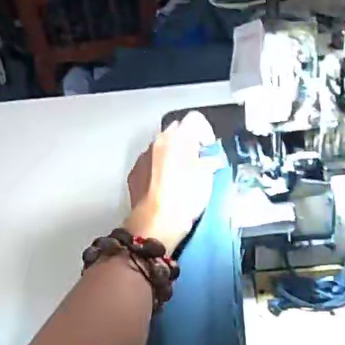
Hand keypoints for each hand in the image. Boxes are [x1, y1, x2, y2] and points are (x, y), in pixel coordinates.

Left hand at [124, 111, 216, 248]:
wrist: (156, 224)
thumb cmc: (184, 199)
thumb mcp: (206, 178)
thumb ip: (208, 162)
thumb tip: (209, 161)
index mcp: (178, 137)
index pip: (195, 120)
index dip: (206, 132)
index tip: (209, 147)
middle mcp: (157, 141)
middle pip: (176, 132)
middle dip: (187, 143)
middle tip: (198, 161)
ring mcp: (143, 157)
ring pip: (161, 148)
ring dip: (172, 156)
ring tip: (181, 177)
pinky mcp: (134, 173)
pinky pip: (149, 164)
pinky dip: (158, 170)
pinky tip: (166, 187)